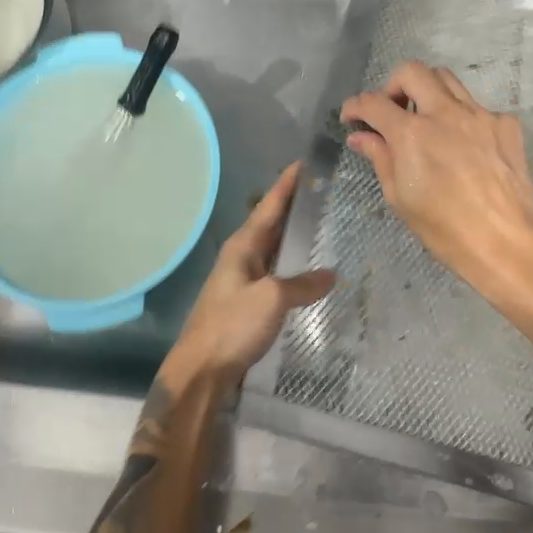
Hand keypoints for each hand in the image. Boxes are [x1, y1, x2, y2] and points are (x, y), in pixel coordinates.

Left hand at [164, 162, 335, 386]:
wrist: (202, 370)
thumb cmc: (232, 326)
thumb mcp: (272, 300)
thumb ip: (302, 284)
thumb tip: (331, 274)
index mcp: (243, 246)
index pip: (270, 206)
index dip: (287, 185)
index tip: (304, 163)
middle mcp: (241, 256)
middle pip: (271, 224)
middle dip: (294, 206)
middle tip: (323, 191)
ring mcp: (242, 280)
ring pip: (272, 248)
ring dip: (292, 235)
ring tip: (321, 224)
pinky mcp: (247, 302)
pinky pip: (274, 272)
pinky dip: (291, 264)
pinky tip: (307, 271)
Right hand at [340, 62, 532, 286]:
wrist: (505, 242)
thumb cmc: (444, 228)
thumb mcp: (400, 197)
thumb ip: (380, 158)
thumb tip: (361, 137)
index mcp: (412, 133)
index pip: (373, 103)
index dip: (355, 106)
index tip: (351, 117)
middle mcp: (445, 113)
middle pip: (411, 72)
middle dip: (393, 86)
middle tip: (392, 111)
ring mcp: (479, 114)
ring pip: (446, 79)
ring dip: (428, 91)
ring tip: (426, 119)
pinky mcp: (505, 124)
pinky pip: (477, 106)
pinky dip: (462, 117)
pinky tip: (463, 144)